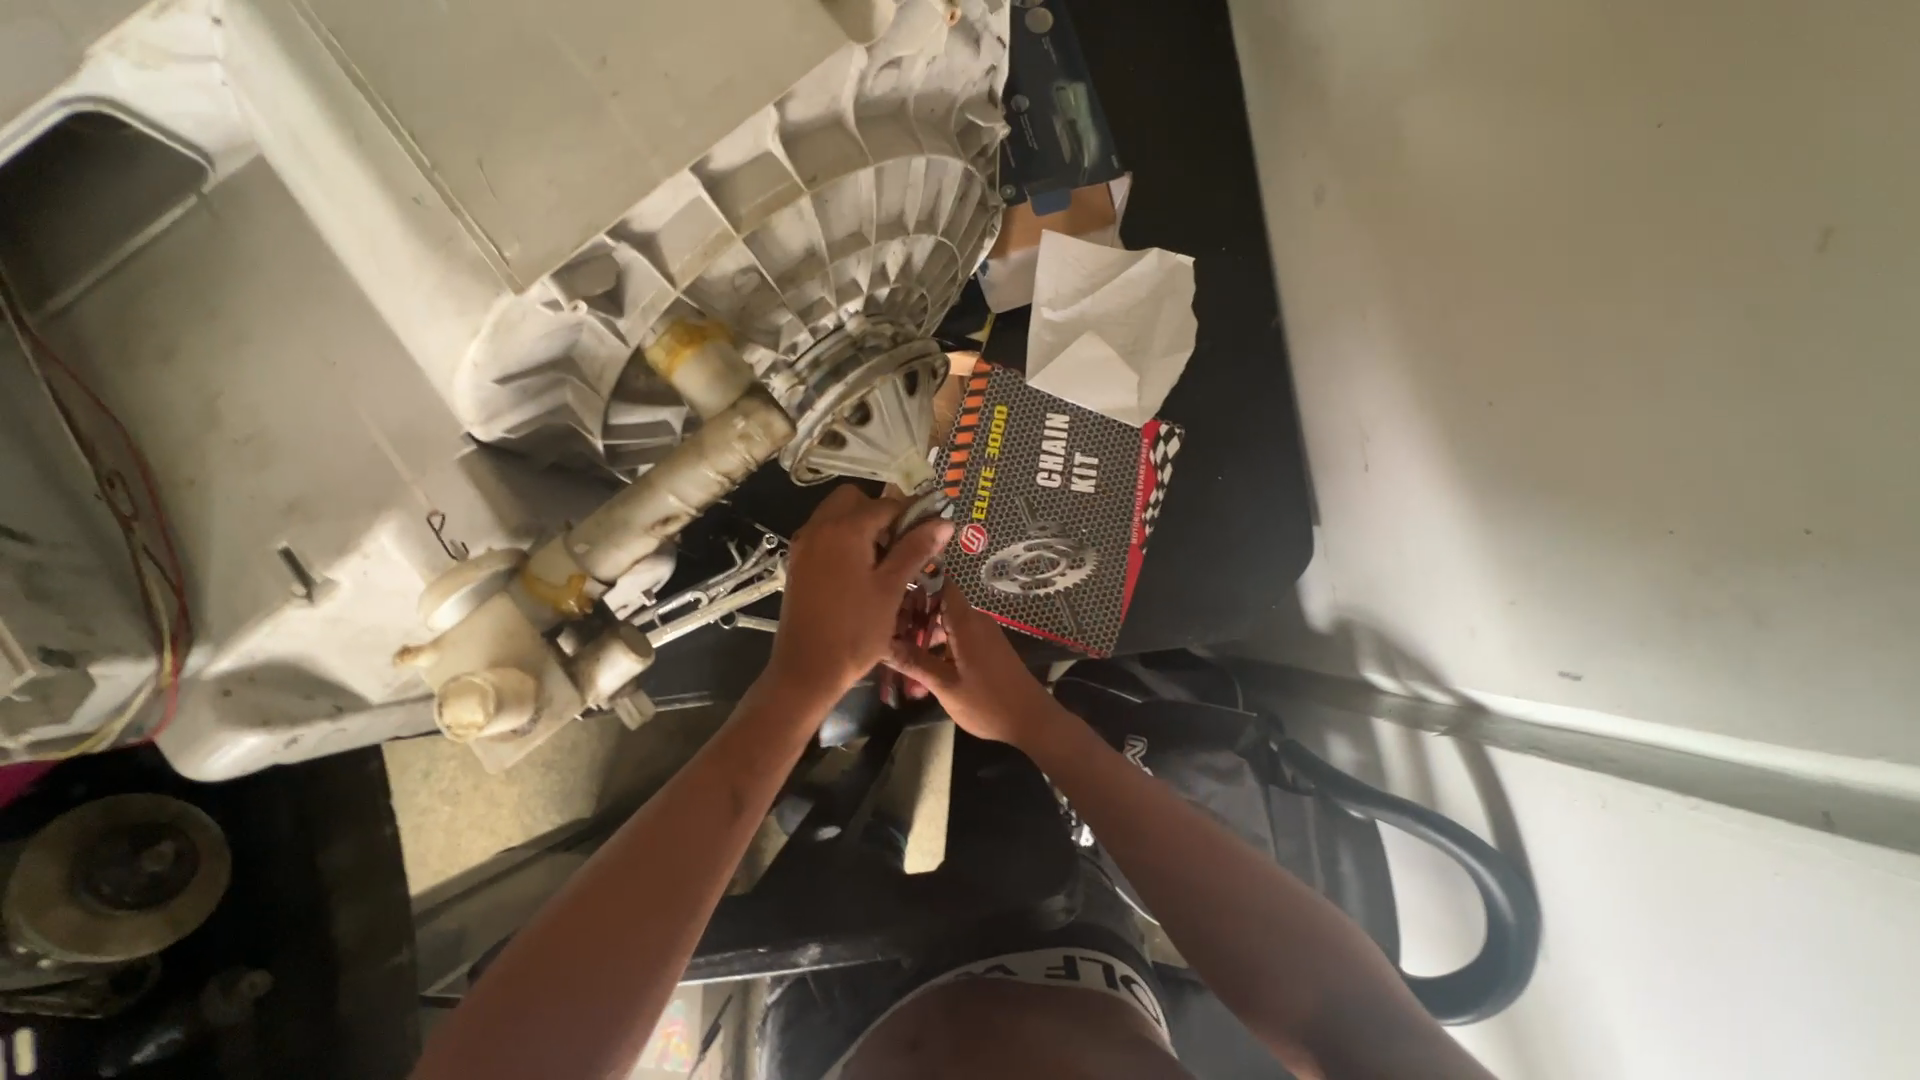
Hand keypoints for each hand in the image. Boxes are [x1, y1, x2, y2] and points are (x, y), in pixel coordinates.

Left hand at [767, 486, 952, 698]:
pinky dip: (843, 541)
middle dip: (880, 513)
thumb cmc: (855, 631)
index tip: (931, 533)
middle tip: (900, 545)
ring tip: (883, 562)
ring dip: (861, 526)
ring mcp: (804, 546)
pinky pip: (823, 536)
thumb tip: (943, 522)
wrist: (807, 669)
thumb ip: (915, 549)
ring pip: (835, 516)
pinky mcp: (797, 564)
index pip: (887, 504)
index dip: (913, 515)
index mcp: (844, 529)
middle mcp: (819, 528)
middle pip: (853, 500)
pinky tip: (860, 573)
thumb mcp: (892, 588)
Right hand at [882, 583, 1064, 747]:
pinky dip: (939, 653)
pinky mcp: (987, 650)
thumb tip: (881, 644)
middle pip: (938, 606)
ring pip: (945, 627)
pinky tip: (922, 679)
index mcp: (966, 622)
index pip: (940, 584)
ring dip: (923, 643)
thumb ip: (914, 662)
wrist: (1032, 720)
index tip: (889, 599)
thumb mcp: (945, 685)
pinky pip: (957, 641)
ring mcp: (983, 635)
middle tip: (885, 640)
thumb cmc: (988, 703)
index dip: (914, 586)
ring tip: (898, 666)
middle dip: (911, 622)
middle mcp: (976, 621)